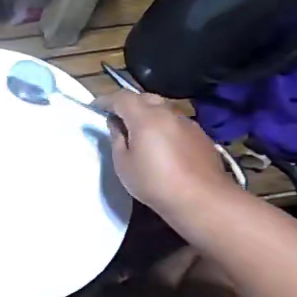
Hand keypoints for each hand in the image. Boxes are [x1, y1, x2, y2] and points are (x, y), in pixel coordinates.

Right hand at [101, 91, 236, 215]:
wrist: (200, 198)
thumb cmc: (154, 183)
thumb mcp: (124, 164)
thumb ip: (117, 139)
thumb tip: (116, 124)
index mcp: (145, 117)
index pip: (121, 98)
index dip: (106, 100)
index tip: (96, 107)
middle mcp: (168, 113)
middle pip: (145, 98)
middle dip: (129, 104)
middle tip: (119, 118)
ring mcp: (187, 123)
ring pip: (163, 109)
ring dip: (149, 114)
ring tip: (141, 131)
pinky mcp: (201, 135)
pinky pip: (177, 123)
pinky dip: (165, 127)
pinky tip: (164, 145)